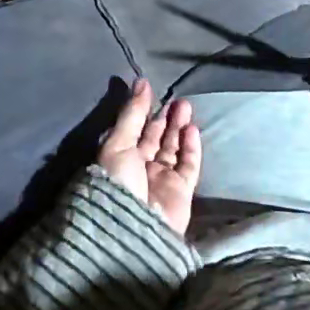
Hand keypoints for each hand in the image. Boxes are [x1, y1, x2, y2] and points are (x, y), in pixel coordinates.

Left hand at [96, 79, 200, 235]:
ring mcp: (161, 179)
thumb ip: (132, 113)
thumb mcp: (118, 143)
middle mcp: (141, 168)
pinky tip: (192, 129)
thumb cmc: (117, 181)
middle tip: (177, 99)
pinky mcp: (181, 190)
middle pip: (156, 138)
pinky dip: (191, 147)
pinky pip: (188, 164)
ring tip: (186, 106)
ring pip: (173, 148)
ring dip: (179, 128)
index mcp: (120, 158)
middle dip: (166, 118)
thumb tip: (141, 82)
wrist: (132, 227)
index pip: (135, 130)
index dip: (143, 111)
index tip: (152, 88)